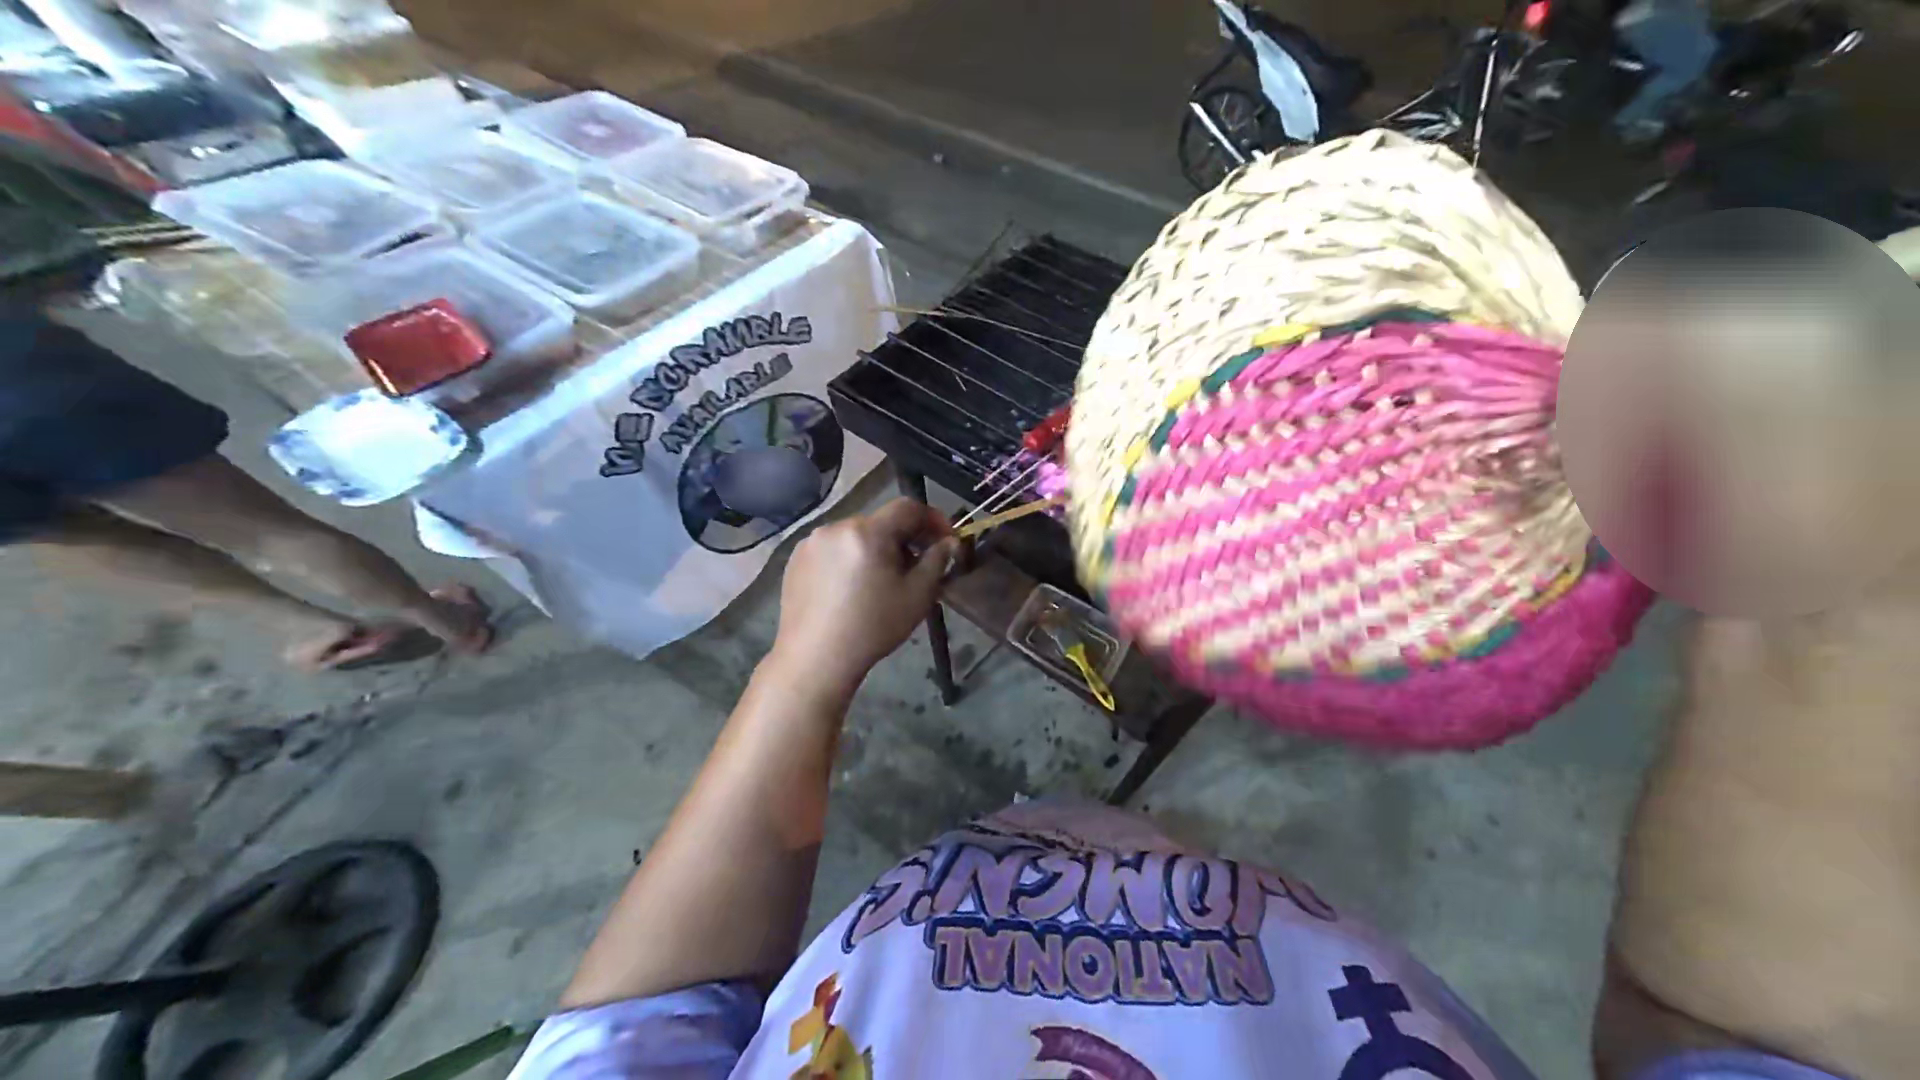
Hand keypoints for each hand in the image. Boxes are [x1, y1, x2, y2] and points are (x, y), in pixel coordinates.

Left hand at [764, 498, 959, 699]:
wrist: (815, 658)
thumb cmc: (872, 627)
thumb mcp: (917, 596)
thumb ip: (937, 561)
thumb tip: (949, 542)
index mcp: (868, 531)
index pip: (908, 507)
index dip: (933, 519)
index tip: (946, 540)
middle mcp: (836, 526)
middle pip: (880, 522)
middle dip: (903, 539)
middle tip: (916, 568)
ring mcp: (811, 542)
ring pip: (856, 536)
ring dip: (875, 549)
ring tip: (881, 582)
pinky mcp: (796, 559)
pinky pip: (833, 549)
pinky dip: (849, 559)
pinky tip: (851, 589)